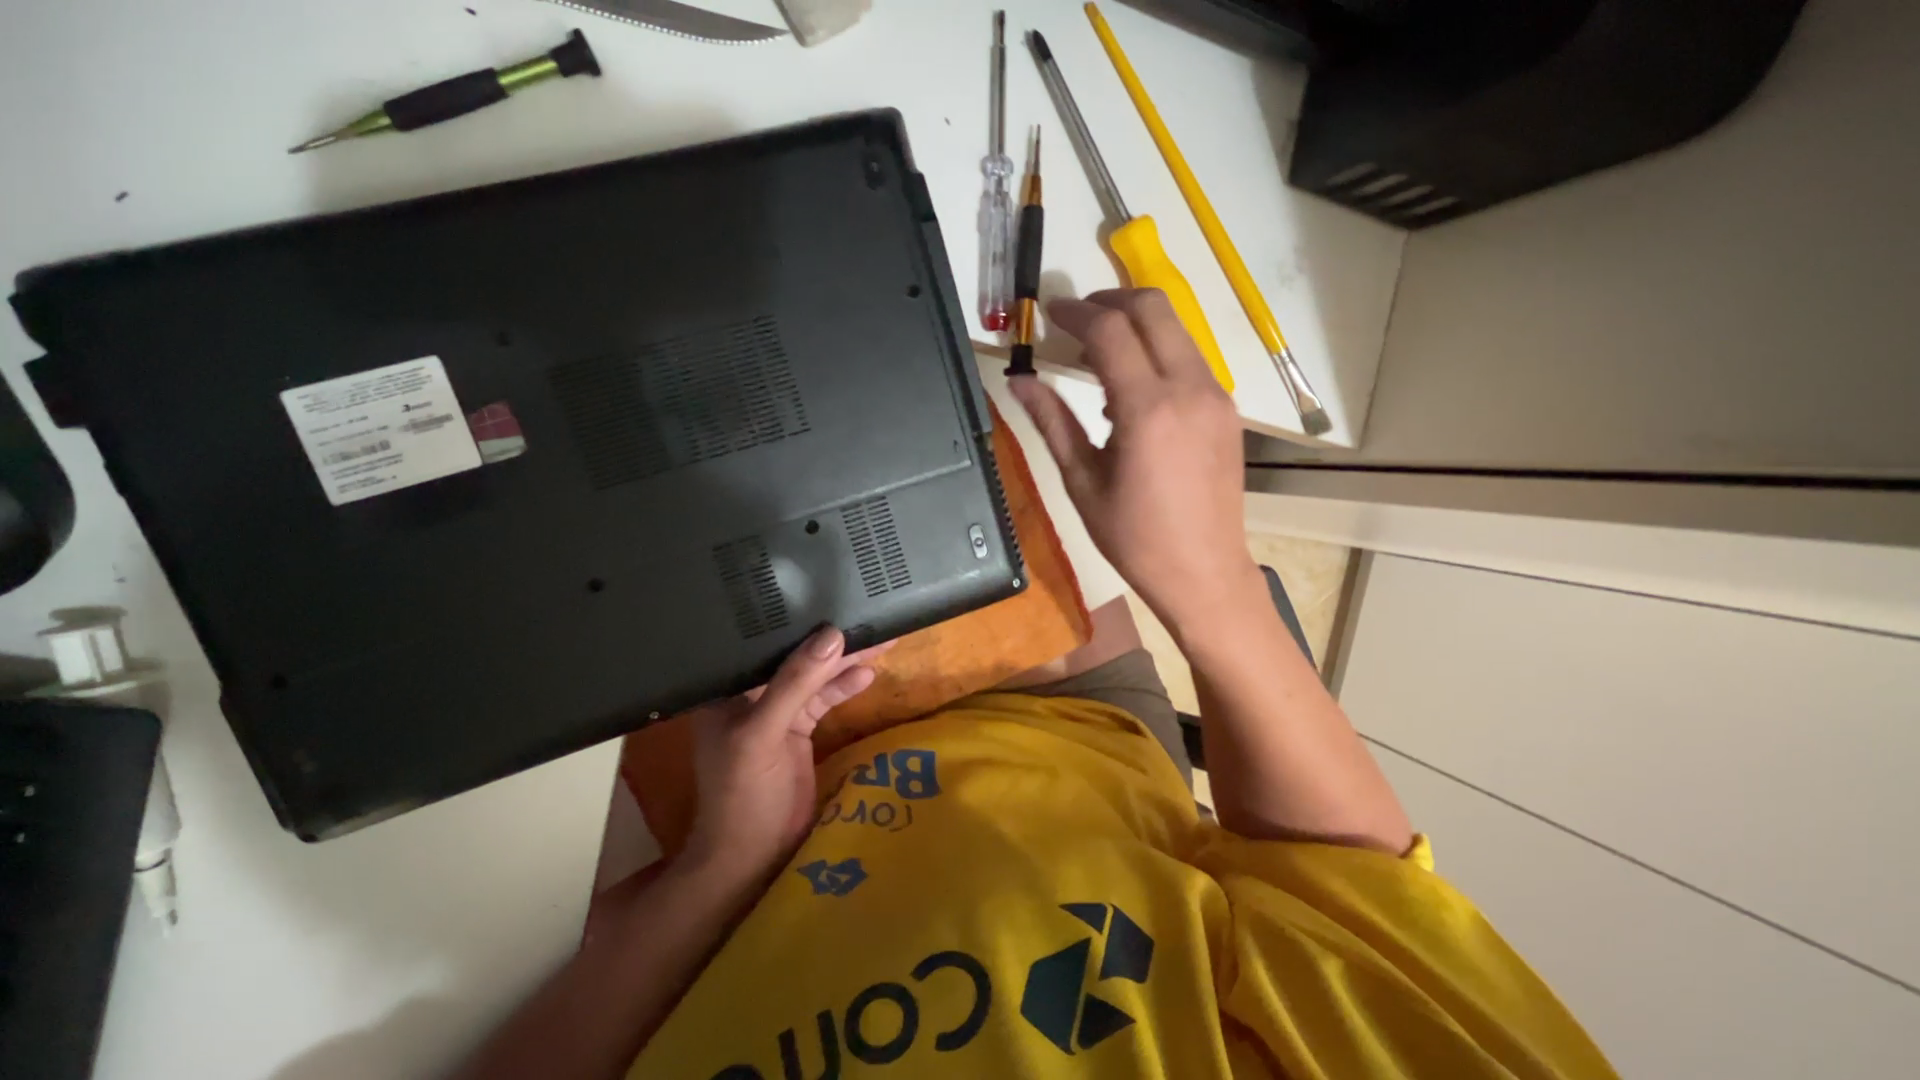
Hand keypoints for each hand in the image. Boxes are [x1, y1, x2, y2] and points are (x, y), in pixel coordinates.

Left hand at [684, 626, 887, 881]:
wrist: (752, 857)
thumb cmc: (742, 795)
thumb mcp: (763, 734)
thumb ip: (795, 685)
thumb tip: (832, 636)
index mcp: (726, 690)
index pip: (762, 645)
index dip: (794, 622)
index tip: (829, 599)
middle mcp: (749, 696)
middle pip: (793, 658)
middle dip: (828, 642)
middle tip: (867, 618)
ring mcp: (775, 715)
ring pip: (812, 677)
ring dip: (843, 662)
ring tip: (879, 639)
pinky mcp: (797, 733)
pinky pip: (822, 700)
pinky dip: (843, 687)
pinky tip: (867, 673)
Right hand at [1009, 289, 1260, 633]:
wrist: (1205, 572)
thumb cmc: (1135, 538)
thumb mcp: (1083, 481)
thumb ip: (1052, 421)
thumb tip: (1019, 381)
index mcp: (1148, 410)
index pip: (1110, 330)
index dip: (1075, 313)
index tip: (1050, 314)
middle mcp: (1189, 390)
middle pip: (1153, 308)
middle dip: (1110, 300)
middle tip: (1076, 319)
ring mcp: (1215, 397)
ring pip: (1176, 329)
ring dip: (1136, 326)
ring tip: (1097, 358)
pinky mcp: (1226, 410)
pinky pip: (1190, 359)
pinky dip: (1157, 353)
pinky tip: (1132, 390)